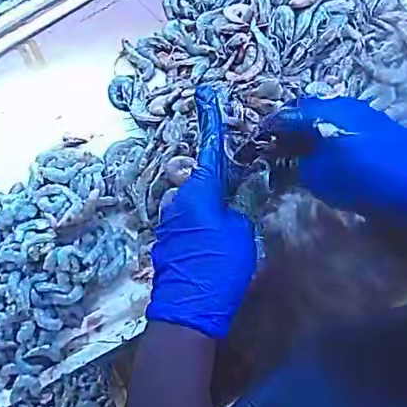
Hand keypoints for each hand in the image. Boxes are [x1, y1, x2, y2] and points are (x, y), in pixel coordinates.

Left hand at [146, 86, 257, 339]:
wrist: (188, 310)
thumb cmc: (219, 267)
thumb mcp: (240, 233)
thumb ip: (238, 209)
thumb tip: (232, 200)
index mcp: (197, 192)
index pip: (209, 151)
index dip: (212, 124)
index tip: (207, 96)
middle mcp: (176, 201)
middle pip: (201, 181)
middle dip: (218, 183)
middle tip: (239, 193)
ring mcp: (168, 223)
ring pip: (194, 205)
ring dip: (209, 209)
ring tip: (228, 231)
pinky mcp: (166, 242)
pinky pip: (188, 224)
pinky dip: (201, 226)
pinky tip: (213, 246)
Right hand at [259, 95, 406, 221]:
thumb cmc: (366, 180)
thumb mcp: (322, 178)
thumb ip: (303, 164)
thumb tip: (296, 158)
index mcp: (324, 113)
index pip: (287, 115)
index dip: (270, 128)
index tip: (258, 141)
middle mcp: (341, 105)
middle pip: (305, 112)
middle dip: (289, 128)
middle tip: (275, 146)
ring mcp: (361, 113)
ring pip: (323, 117)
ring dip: (308, 131)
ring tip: (297, 151)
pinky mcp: (375, 125)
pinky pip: (340, 125)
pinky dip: (326, 135)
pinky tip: (322, 152)